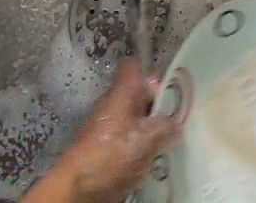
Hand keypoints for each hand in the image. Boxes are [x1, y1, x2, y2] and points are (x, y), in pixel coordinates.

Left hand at [31, 60, 185, 202]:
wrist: (77, 190)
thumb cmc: (112, 153)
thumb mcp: (147, 138)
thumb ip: (166, 126)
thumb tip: (178, 122)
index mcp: (123, 91)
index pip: (135, 66)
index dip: (152, 73)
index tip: (171, 87)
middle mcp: (114, 104)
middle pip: (139, 95)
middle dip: (159, 106)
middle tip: (178, 119)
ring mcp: (109, 127)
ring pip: (136, 119)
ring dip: (152, 129)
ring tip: (171, 141)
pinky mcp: (106, 150)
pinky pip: (130, 140)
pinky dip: (142, 147)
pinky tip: (155, 158)